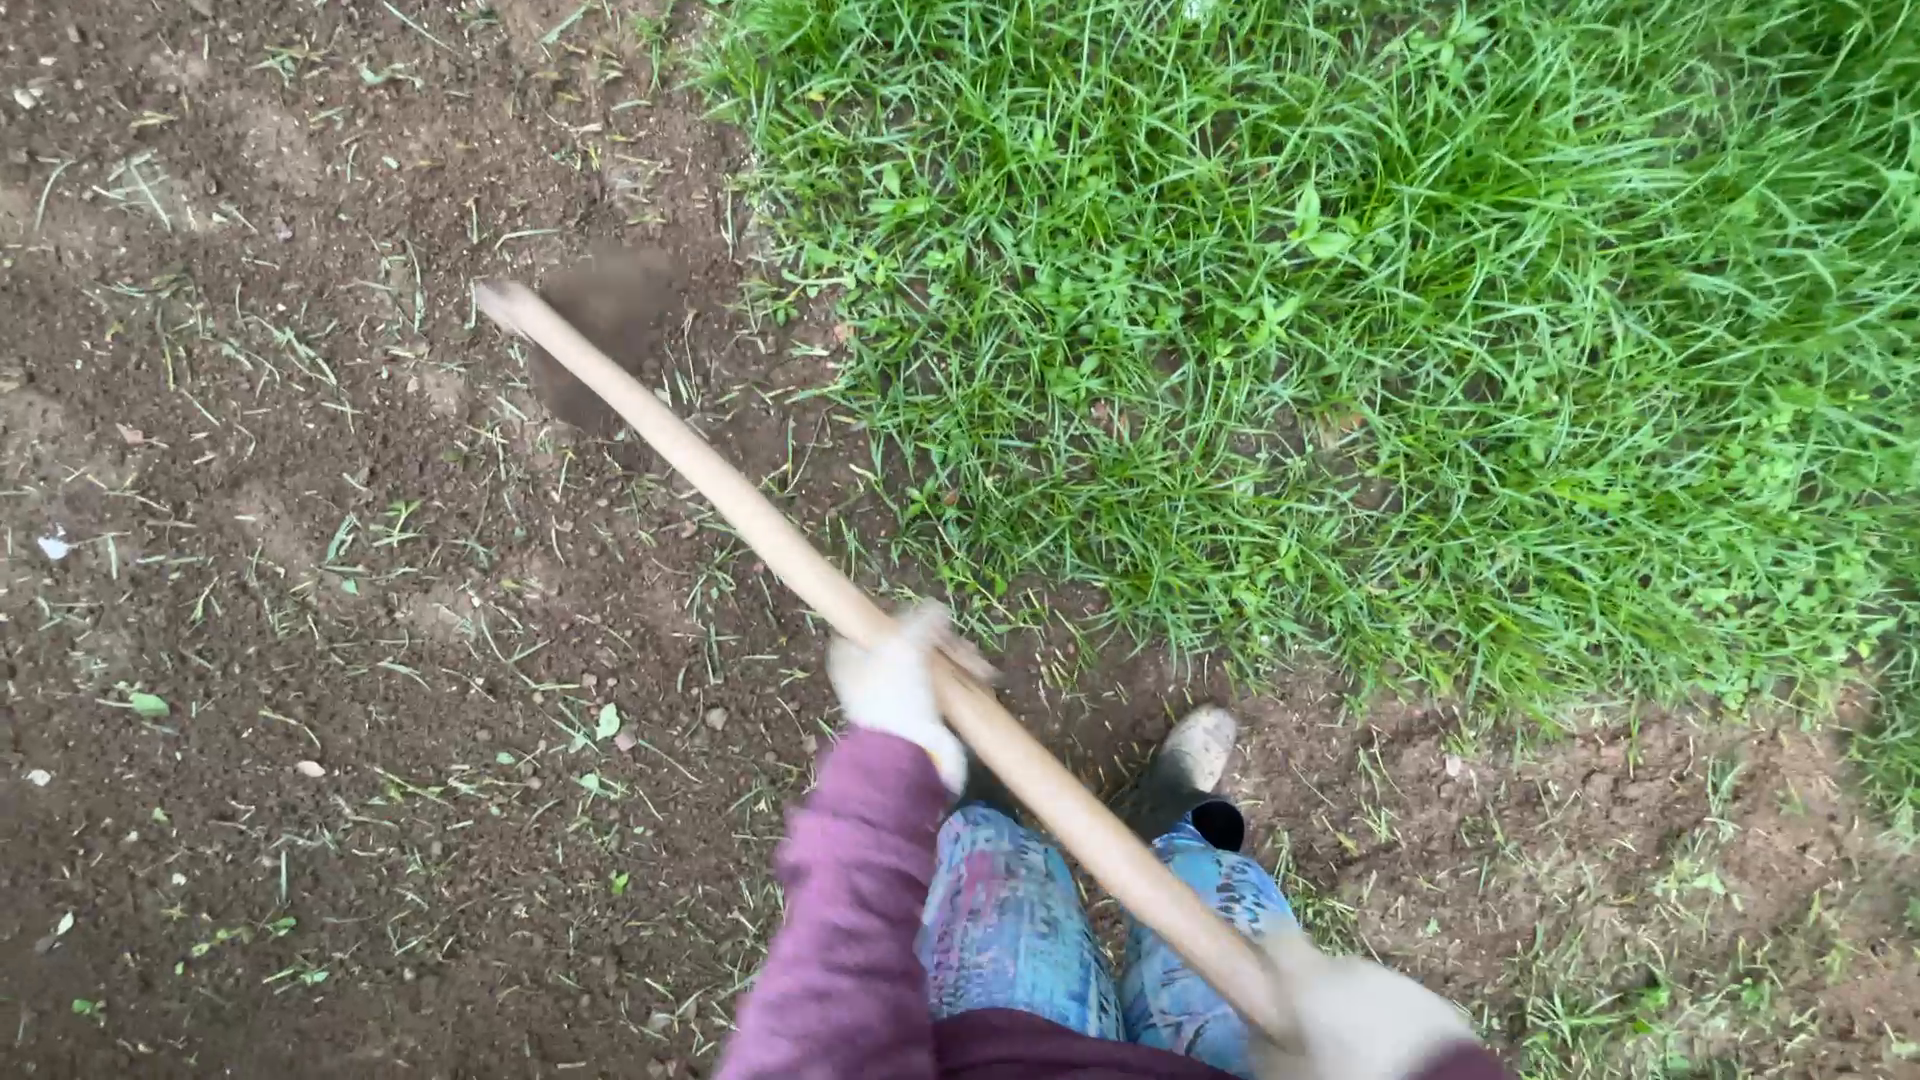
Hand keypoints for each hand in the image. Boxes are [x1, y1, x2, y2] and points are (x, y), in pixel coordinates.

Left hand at [826, 604, 968, 794]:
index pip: (874, 624)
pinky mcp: (922, 710)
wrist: (908, 755)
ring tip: (977, 667)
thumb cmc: (894, 696)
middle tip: (959, 648)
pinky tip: (979, 675)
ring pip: (932, 660)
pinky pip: (943, 682)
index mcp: (853, 655)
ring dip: (958, 658)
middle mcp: (872, 672)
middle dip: (942, 641)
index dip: (900, 617)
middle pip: (911, 640)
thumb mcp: (905, 645)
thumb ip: (922, 620)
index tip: (924, 618)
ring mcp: (898, 692)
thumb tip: (939, 609)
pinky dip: (960, 677)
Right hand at [1256, 929, 1477, 1079]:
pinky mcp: (1434, 1003)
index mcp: (1308, 976)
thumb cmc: (1354, 1079)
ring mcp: (1395, 980)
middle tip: (1318, 1038)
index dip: (1266, 954)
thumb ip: (1265, 1048)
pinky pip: (1398, 1005)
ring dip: (1356, 1010)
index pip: (1273, 936)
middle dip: (1317, 995)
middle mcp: (1349, 965)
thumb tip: (1255, 1032)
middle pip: (1320, 967)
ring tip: (1363, 1055)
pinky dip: (1391, 1023)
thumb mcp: (1294, 1075)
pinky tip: (1398, 1061)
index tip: (1266, 983)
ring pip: (1362, 987)